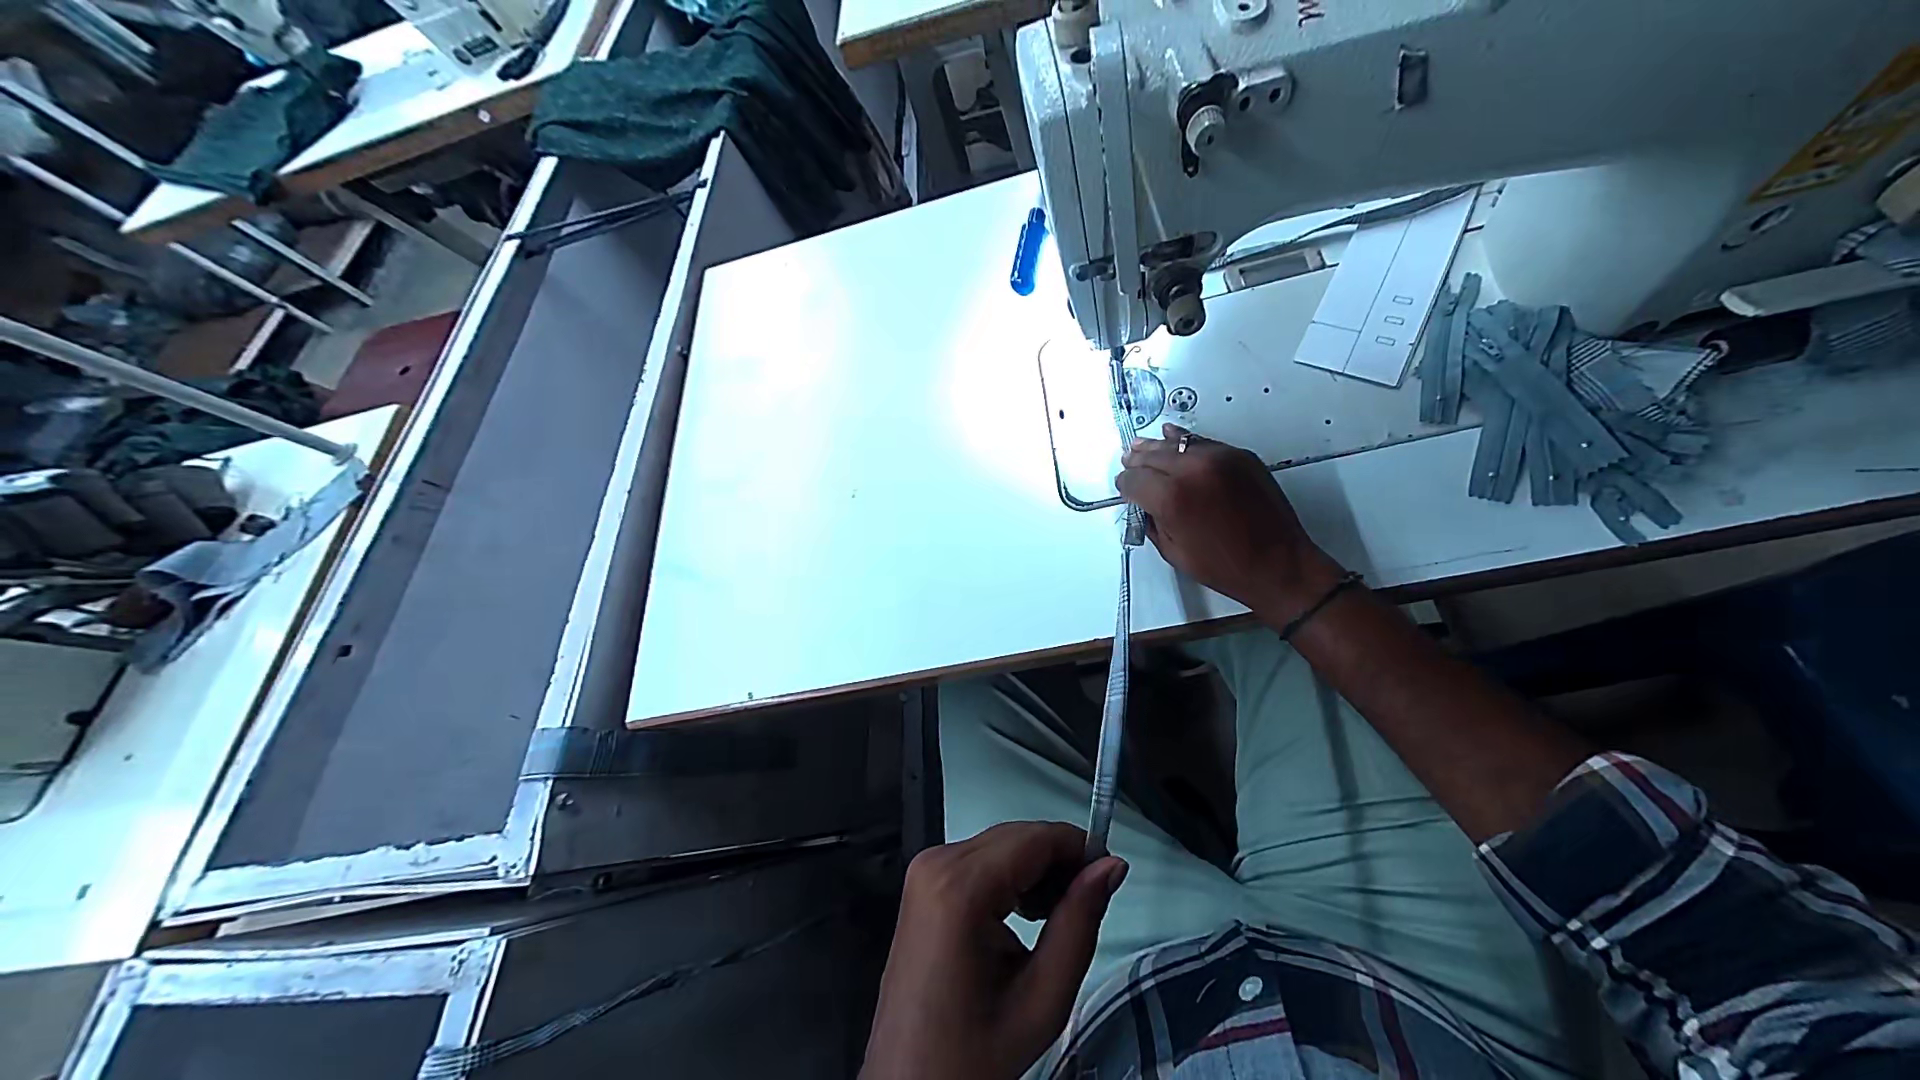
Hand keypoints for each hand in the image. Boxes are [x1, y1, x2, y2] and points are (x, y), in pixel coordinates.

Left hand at [861, 822, 1127, 1079]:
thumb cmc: (969, 1055)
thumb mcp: (1043, 999)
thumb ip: (1080, 923)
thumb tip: (1110, 867)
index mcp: (959, 889)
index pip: (1035, 837)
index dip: (1080, 847)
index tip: (1109, 873)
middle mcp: (936, 865)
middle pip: (1018, 836)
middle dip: (1059, 863)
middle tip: (1087, 907)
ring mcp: (925, 870)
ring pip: (1003, 844)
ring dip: (1037, 871)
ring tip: (1054, 922)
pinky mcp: (925, 881)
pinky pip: (981, 859)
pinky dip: (1012, 877)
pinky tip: (1025, 916)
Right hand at [1117, 425, 1340, 614]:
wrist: (1278, 565)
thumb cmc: (1228, 566)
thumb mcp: (1173, 550)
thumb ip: (1152, 519)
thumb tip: (1143, 502)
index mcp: (1172, 498)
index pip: (1132, 479)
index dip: (1124, 485)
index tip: (1125, 489)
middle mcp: (1193, 471)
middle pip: (1150, 455)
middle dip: (1137, 463)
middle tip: (1129, 466)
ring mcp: (1219, 459)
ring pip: (1174, 442)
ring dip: (1156, 447)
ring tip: (1142, 448)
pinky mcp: (1239, 455)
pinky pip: (1201, 441)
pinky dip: (1183, 441)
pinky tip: (1172, 438)